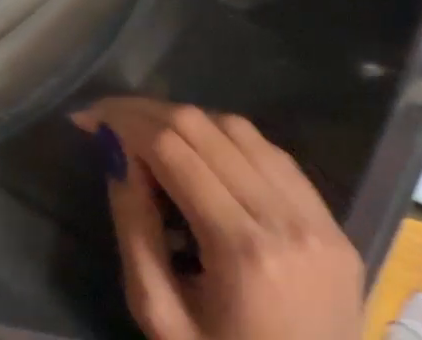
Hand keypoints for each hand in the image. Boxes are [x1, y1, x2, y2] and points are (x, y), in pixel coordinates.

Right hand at [73, 99, 362, 339]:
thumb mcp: (158, 310)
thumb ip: (134, 227)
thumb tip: (115, 152)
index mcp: (243, 250)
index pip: (173, 148)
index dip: (122, 122)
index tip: (86, 120)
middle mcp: (288, 222)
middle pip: (205, 128)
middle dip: (145, 112)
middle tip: (106, 119)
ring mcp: (320, 222)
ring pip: (241, 130)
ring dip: (186, 120)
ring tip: (148, 135)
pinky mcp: (335, 227)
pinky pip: (274, 156)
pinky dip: (227, 140)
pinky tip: (199, 153)